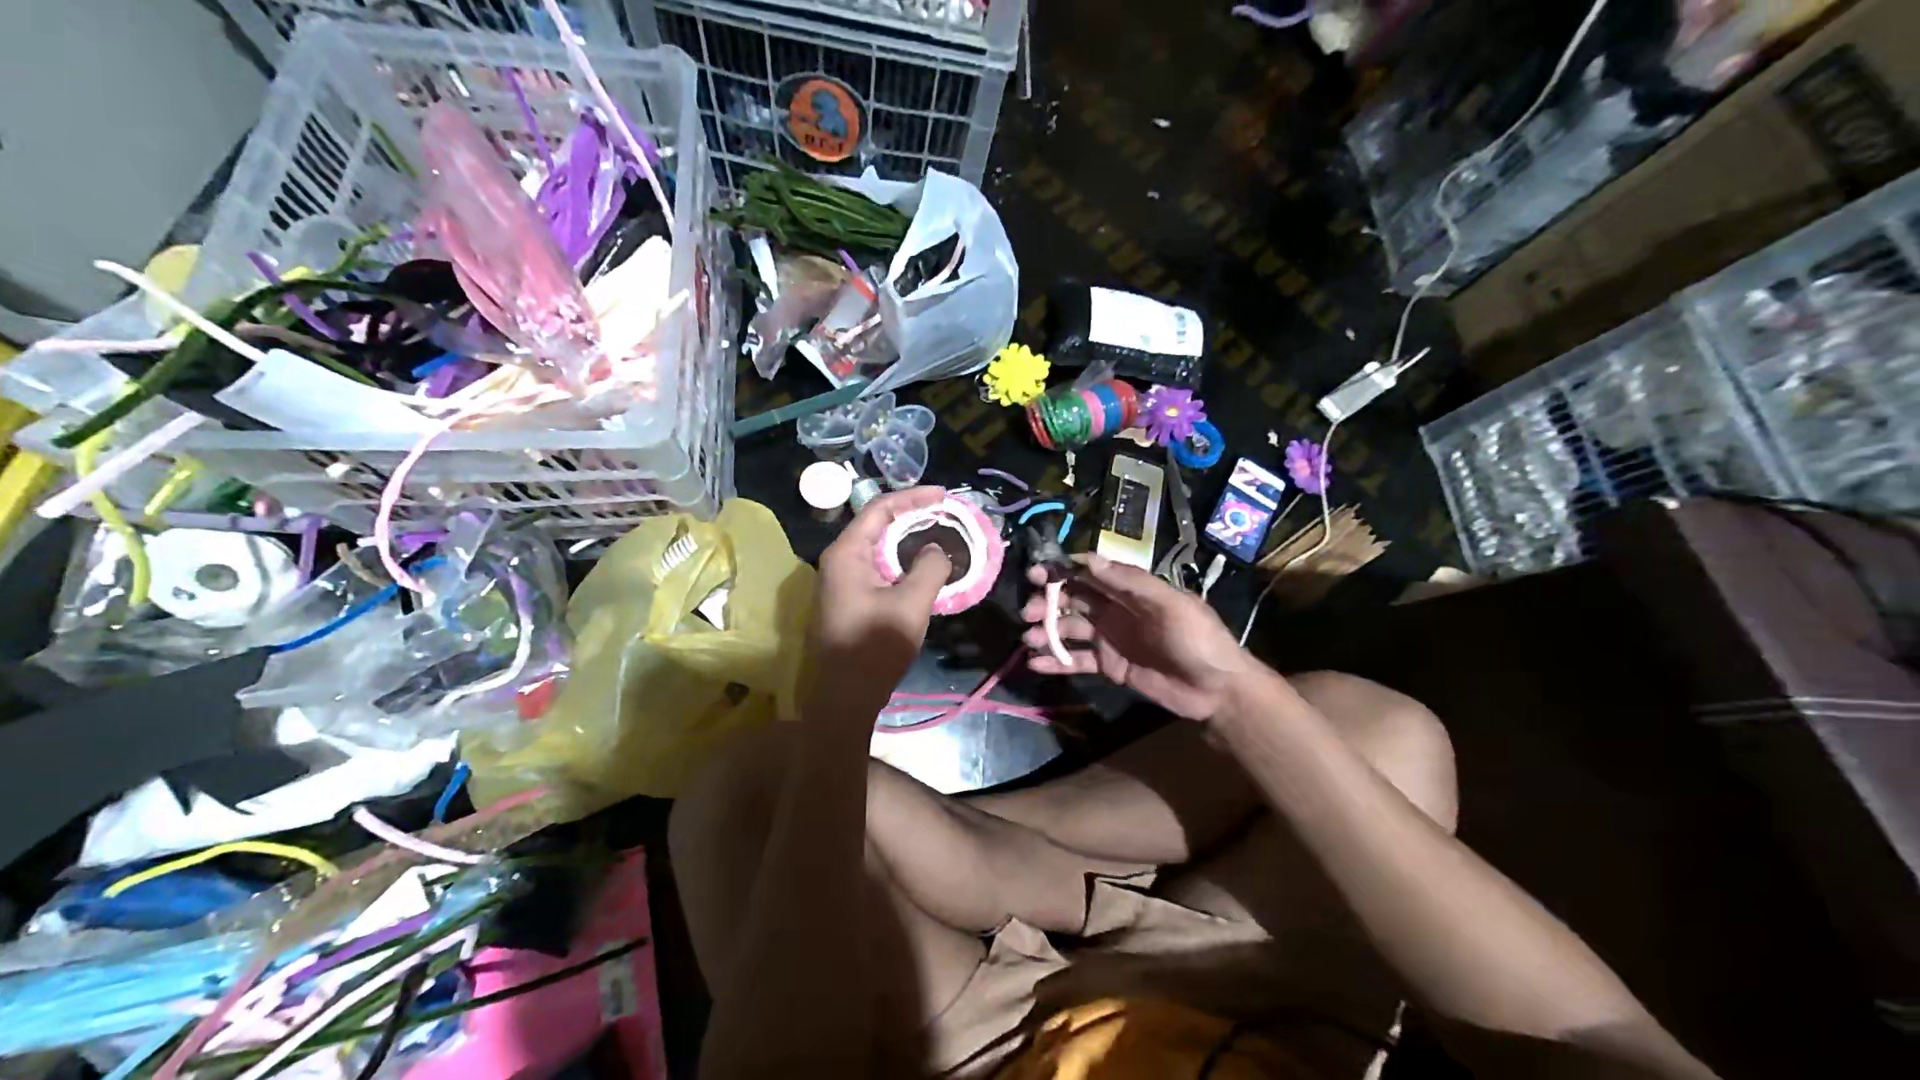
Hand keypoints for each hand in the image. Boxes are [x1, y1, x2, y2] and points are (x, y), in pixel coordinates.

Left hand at [805, 487, 951, 719]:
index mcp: (846, 554)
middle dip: (912, 516)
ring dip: (908, 540)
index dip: (913, 498)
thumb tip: (936, 549)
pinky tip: (923, 568)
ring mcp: (841, 582)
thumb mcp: (911, 604)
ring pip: (878, 548)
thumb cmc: (874, 647)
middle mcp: (838, 561)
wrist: (845, 697)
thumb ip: (928, 568)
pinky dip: (901, 562)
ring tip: (939, 536)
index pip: (879, 509)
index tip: (944, 495)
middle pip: (877, 525)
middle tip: (945, 514)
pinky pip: (877, 569)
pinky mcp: (849, 600)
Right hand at [1020, 554, 1255, 720]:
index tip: (1036, 573)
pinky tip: (1035, 664)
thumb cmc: (1198, 639)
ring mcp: (1111, 639)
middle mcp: (1116, 611)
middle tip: (1027, 612)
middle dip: (1047, 602)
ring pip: (1070, 630)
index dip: (1062, 571)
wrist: (1217, 690)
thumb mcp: (1169, 604)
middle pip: (1073, 601)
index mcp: (1131, 591)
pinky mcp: (1110, 667)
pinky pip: (1076, 661)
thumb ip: (1129, 582)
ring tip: (1028, 640)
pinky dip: (1055, 662)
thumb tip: (1087, 559)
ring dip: (1046, 632)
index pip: (1090, 573)